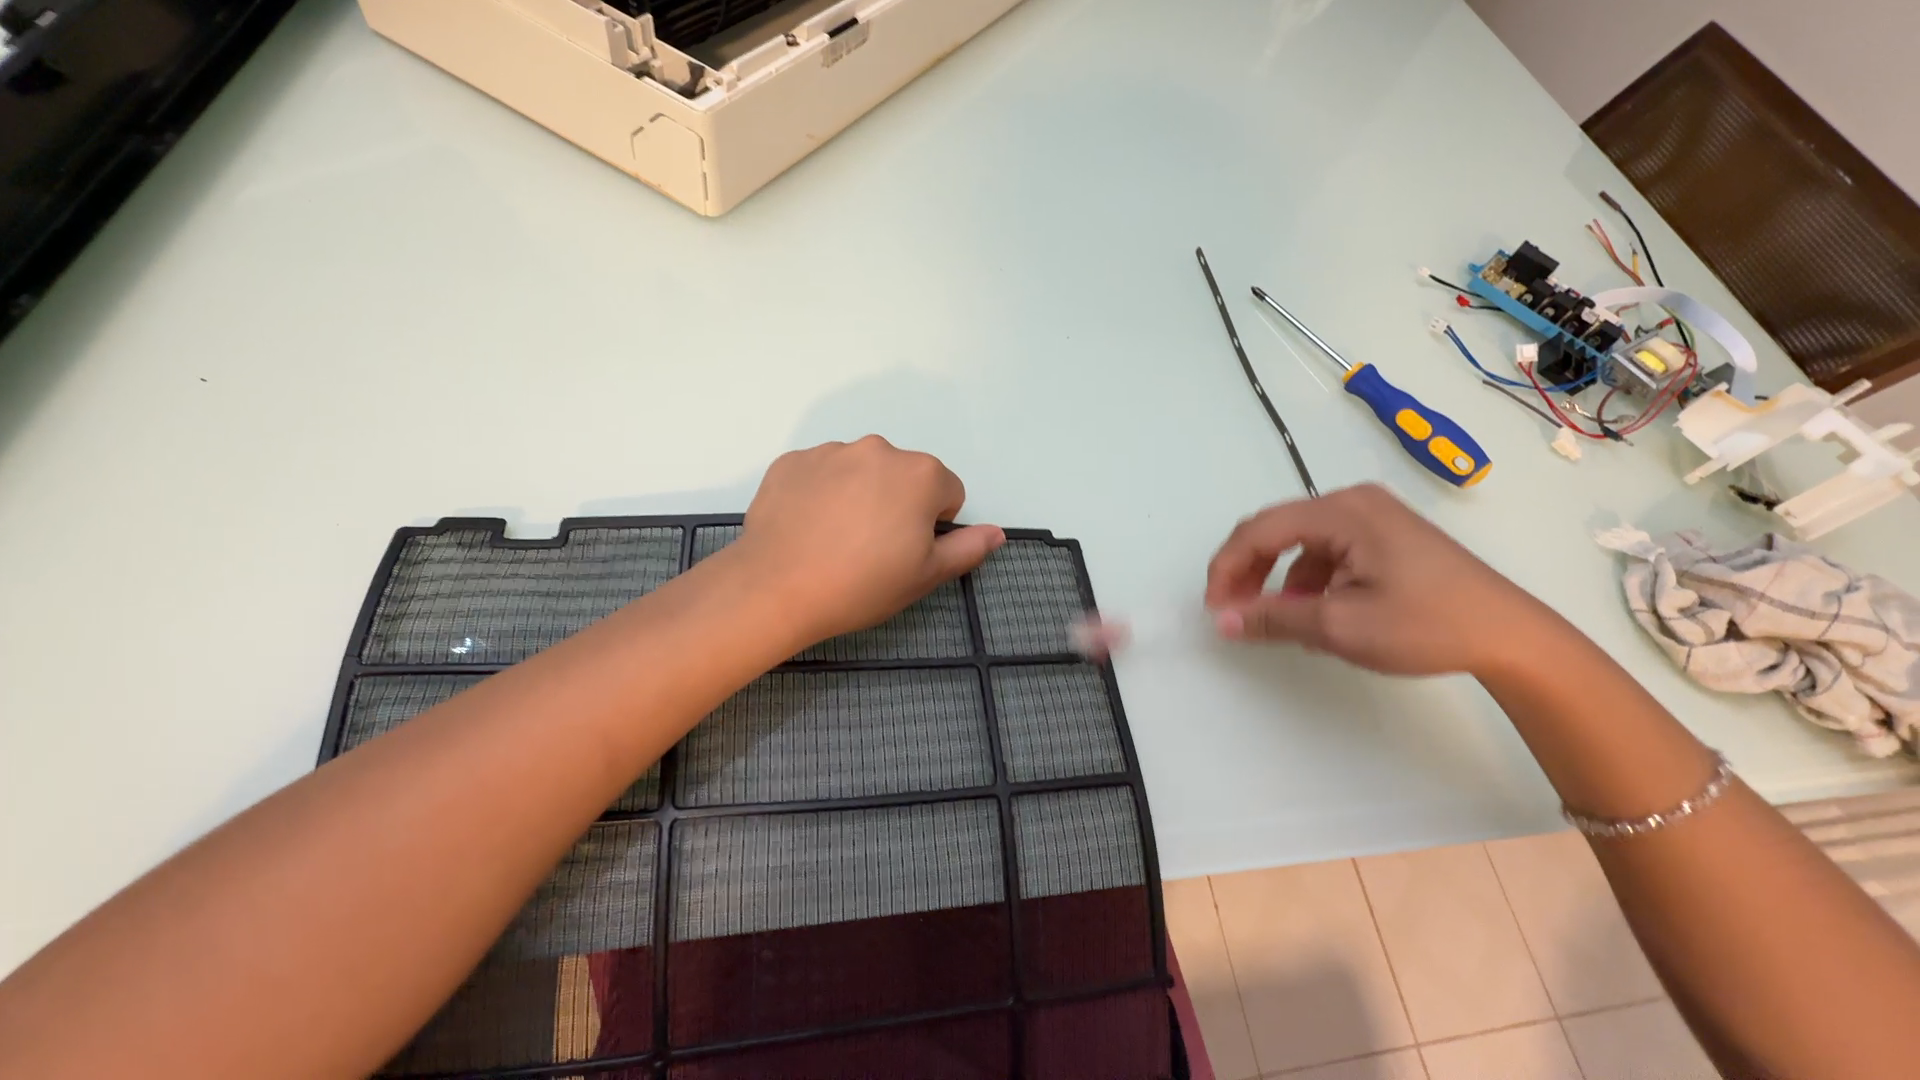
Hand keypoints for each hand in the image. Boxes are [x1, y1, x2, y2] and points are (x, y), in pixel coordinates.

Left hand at [730, 437, 1004, 648]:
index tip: (906, 553)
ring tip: (836, 541)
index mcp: (920, 474)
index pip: (948, 494)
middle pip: (904, 476)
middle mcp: (878, 449)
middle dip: (897, 504)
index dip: (933, 527)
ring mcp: (830, 451)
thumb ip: (967, 549)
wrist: (775, 588)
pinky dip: (820, 494)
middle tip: (872, 550)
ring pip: (861, 472)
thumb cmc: (861, 585)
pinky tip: (808, 529)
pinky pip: (820, 474)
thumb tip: (996, 532)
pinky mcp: (791, 461)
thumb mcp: (925, 576)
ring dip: (859, 496)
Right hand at [1205, 484, 1553, 676]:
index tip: (1214, 610)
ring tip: (1277, 623)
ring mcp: (1373, 517)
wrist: (1509, 635)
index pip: (1259, 530)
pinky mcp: (1386, 537)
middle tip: (1232, 615)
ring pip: (1300, 544)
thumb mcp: (1340, 626)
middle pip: (1277, 530)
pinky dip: (1308, 582)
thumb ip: (1272, 619)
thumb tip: (1220, 621)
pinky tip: (1315, 615)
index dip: (1227, 568)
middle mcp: (1353, 502)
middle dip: (1247, 572)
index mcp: (1341, 511)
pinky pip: (1327, 552)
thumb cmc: (1425, 624)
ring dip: (1278, 581)